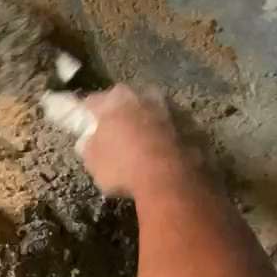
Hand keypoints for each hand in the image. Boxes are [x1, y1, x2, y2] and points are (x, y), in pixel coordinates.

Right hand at [70, 85, 194, 197]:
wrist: (171, 180)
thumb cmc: (123, 168)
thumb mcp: (93, 162)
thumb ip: (89, 146)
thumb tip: (90, 141)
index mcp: (115, 101)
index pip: (92, 101)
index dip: (86, 113)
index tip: (83, 123)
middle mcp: (144, 96)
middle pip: (127, 101)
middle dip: (121, 113)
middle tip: (115, 132)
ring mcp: (172, 108)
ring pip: (153, 111)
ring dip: (147, 122)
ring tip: (142, 144)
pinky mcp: (193, 125)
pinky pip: (173, 128)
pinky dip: (167, 137)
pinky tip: (164, 154)